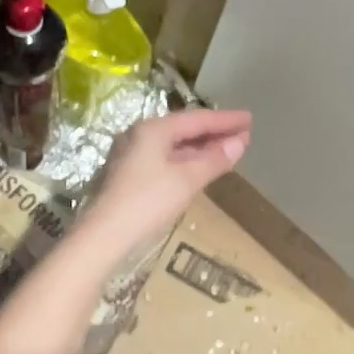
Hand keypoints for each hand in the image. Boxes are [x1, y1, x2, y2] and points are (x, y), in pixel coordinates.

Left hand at [75, 108, 251, 257]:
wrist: (104, 235)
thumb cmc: (148, 202)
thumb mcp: (187, 180)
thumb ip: (214, 160)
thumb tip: (240, 142)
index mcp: (152, 129)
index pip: (196, 119)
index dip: (225, 119)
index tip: (249, 119)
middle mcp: (139, 135)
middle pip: (183, 130)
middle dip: (214, 133)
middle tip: (243, 135)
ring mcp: (131, 155)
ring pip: (173, 146)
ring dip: (201, 148)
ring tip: (228, 150)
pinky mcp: (128, 174)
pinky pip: (164, 159)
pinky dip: (186, 161)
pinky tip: (200, 168)